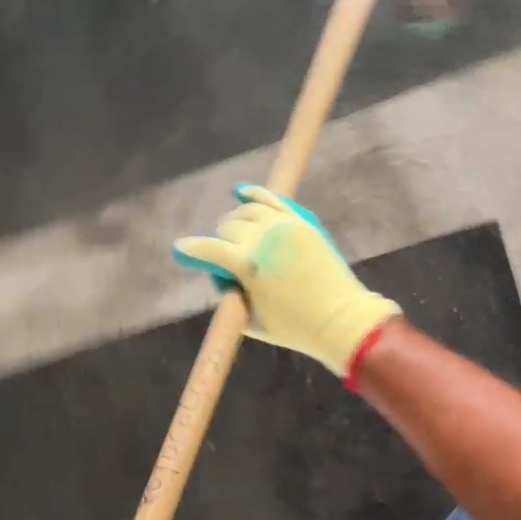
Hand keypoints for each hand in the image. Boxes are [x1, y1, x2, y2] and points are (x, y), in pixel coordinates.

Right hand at [173, 183, 400, 376]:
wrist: (340, 317)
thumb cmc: (294, 327)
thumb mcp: (251, 319)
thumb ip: (231, 294)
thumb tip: (223, 275)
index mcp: (247, 264)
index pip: (208, 249)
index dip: (191, 250)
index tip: (180, 250)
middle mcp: (262, 238)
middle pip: (228, 228)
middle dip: (221, 241)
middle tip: (225, 256)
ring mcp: (284, 226)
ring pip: (248, 210)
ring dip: (236, 220)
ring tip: (234, 232)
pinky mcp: (301, 222)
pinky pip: (273, 199)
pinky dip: (254, 194)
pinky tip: (241, 192)